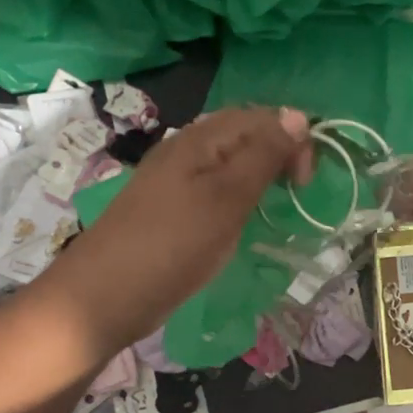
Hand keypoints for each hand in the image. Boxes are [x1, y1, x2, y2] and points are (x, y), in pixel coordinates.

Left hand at [63, 106, 312, 342]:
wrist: (106, 295)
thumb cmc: (172, 244)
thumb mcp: (227, 198)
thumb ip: (263, 156)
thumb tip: (298, 117)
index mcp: (200, 139)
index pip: (260, 117)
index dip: (293, 138)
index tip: (307, 182)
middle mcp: (186, 150)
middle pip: (244, 134)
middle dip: (279, 152)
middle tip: (298, 190)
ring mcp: (175, 181)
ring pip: (230, 161)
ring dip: (260, 173)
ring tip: (277, 203)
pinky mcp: (171, 210)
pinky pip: (214, 188)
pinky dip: (239, 195)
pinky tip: (243, 219)